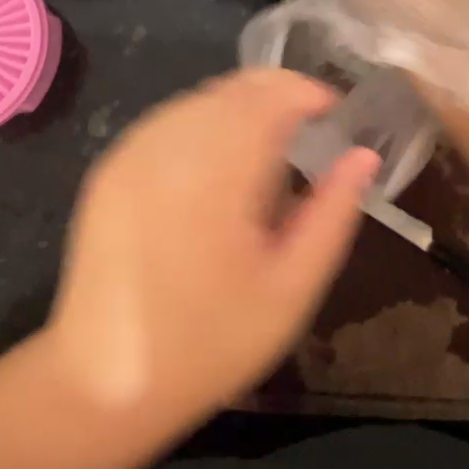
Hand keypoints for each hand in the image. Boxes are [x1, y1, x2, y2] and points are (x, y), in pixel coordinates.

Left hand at [39, 69, 379, 433]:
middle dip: (277, 94)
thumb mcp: (291, 288)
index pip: (270, 95)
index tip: (336, 113)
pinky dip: (202, 123)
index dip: (309, 92)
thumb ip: (332, 214)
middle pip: (233, 88)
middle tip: (309, 129)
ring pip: (199, 98)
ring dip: (239, 107)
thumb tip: (364, 156)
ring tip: (266, 152)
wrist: (105, 381)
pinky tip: (216, 166)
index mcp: (217, 169)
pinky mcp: (109, 165)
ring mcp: (131, 150)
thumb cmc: (211, 341)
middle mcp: (169, 143)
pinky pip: (168, 120)